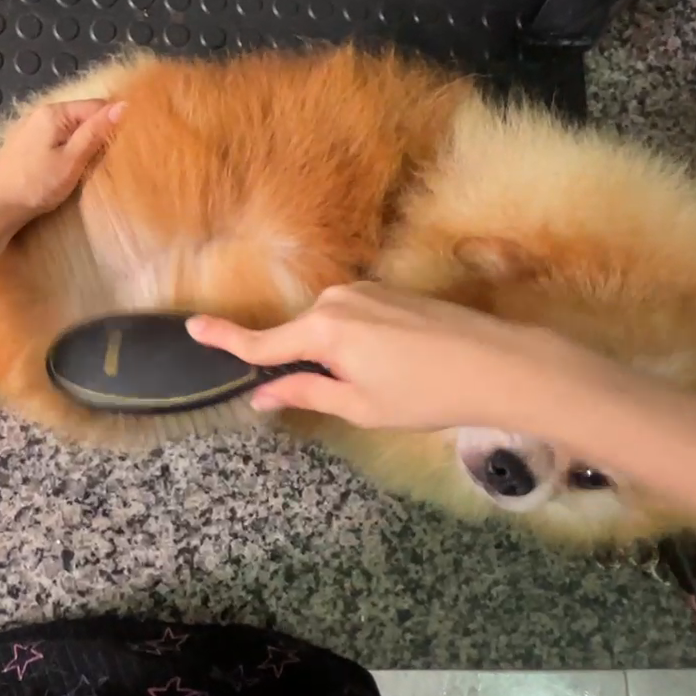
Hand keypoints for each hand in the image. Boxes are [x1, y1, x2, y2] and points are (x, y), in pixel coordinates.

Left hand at [0, 99, 124, 229]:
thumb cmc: (35, 184)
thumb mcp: (71, 160)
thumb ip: (96, 132)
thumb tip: (124, 105)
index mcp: (55, 112)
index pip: (97, 106)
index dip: (115, 123)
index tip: (129, 143)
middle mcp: (42, 112)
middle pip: (84, 116)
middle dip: (100, 133)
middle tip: (115, 158)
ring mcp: (32, 127)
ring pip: (71, 129)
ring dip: (86, 143)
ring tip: (96, 164)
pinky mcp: (28, 143)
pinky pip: (58, 138)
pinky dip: (70, 149)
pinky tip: (73, 166)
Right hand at [187, 282, 629, 430]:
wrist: (502, 363)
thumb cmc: (426, 394)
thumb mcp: (361, 405)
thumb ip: (305, 393)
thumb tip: (261, 395)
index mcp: (322, 331)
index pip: (261, 341)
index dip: (224, 338)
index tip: (192, 327)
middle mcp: (334, 300)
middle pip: (297, 335)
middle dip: (304, 362)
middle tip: (351, 394)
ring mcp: (361, 290)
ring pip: (326, 327)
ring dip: (335, 352)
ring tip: (387, 381)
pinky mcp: (384, 289)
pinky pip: (350, 316)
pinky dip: (355, 339)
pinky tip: (397, 360)